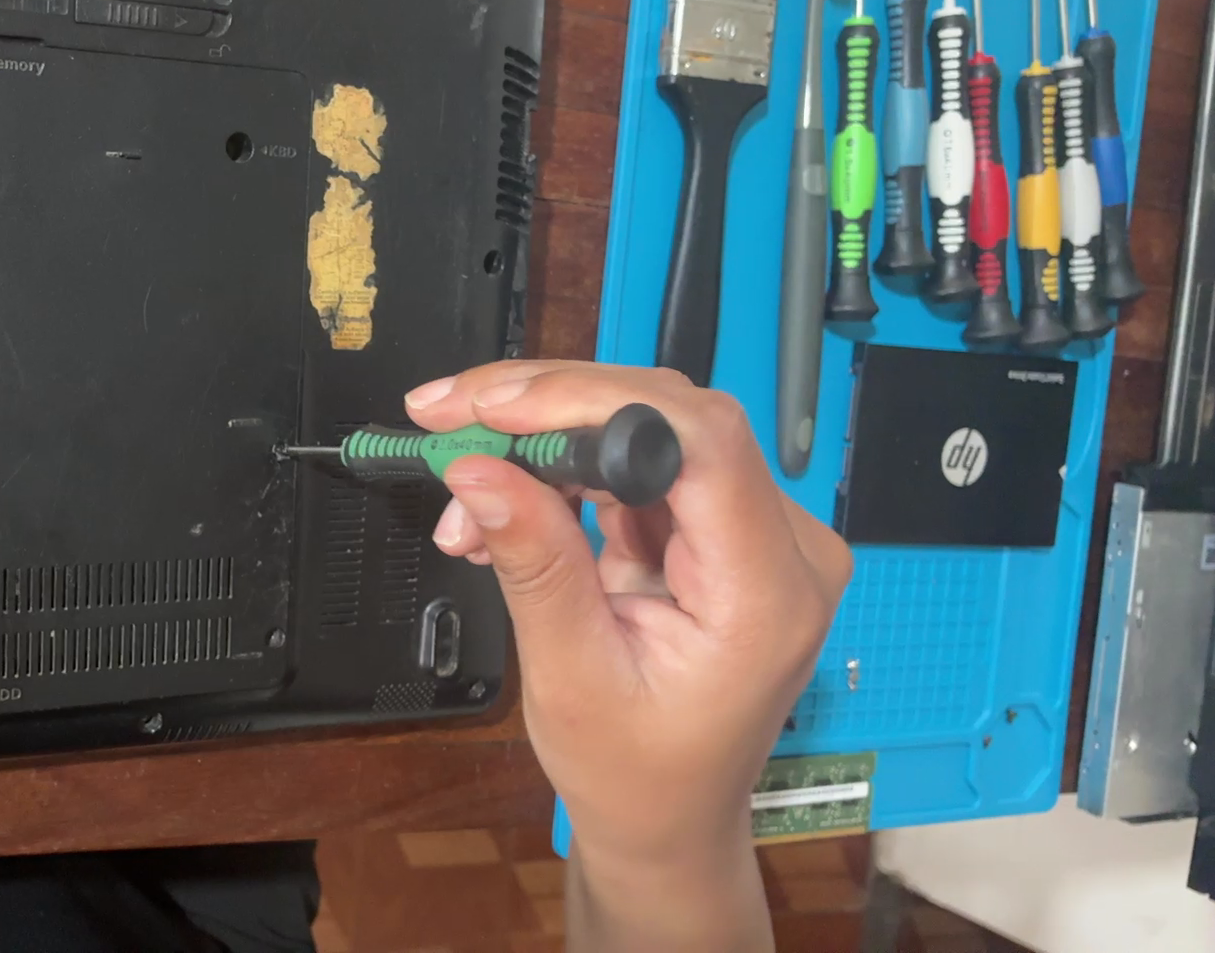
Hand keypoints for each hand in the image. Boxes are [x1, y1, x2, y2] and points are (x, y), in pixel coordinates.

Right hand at [406, 361, 851, 951]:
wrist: (665, 813)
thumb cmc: (631, 770)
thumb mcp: (570, 675)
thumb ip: (533, 565)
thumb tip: (473, 470)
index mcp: (764, 587)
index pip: (698, 440)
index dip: (591, 401)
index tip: (489, 407)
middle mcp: (771, 538)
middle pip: (660, 414)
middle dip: (540, 404)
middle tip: (443, 413)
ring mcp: (737, 524)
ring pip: (630, 425)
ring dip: (529, 438)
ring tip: (454, 478)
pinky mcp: (696, 522)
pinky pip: (616, 461)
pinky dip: (544, 469)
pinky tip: (491, 503)